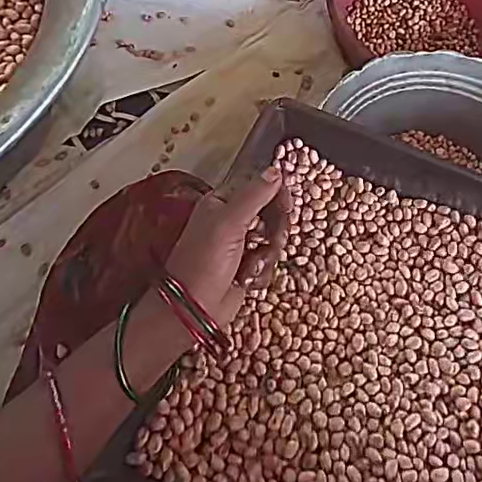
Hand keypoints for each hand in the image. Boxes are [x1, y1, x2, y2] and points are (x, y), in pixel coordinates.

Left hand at [160, 167, 288, 327]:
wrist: (194, 310)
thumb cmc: (203, 263)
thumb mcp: (228, 223)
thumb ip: (254, 195)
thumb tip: (276, 170)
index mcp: (221, 202)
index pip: (257, 186)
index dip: (275, 194)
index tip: (286, 204)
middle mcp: (231, 220)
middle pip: (271, 212)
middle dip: (274, 229)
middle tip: (269, 240)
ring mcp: (240, 245)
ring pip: (274, 239)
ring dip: (267, 254)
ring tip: (252, 265)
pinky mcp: (247, 268)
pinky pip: (270, 261)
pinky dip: (262, 271)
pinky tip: (247, 279)